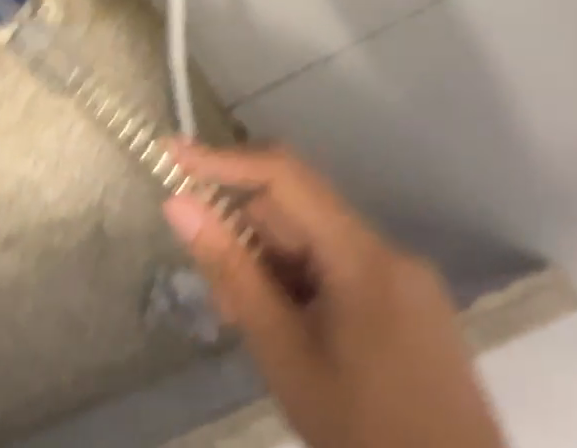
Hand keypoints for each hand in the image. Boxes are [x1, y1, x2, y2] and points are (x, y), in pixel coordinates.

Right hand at [162, 141, 505, 447]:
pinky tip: (288, 333)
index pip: (286, 177)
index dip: (222, 160)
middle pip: (294, 216)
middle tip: (222, 301)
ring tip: (255, 329)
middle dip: (244, 242)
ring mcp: (405, 283)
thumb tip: (177, 201)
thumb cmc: (363, 426)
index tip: (168, 155)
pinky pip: (334, 271)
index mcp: (366, 259)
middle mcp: (392, 257)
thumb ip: (229, 268)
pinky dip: (297, 288)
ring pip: (309, 246)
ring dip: (268, 272)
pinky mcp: (408, 308)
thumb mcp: (280, 347)